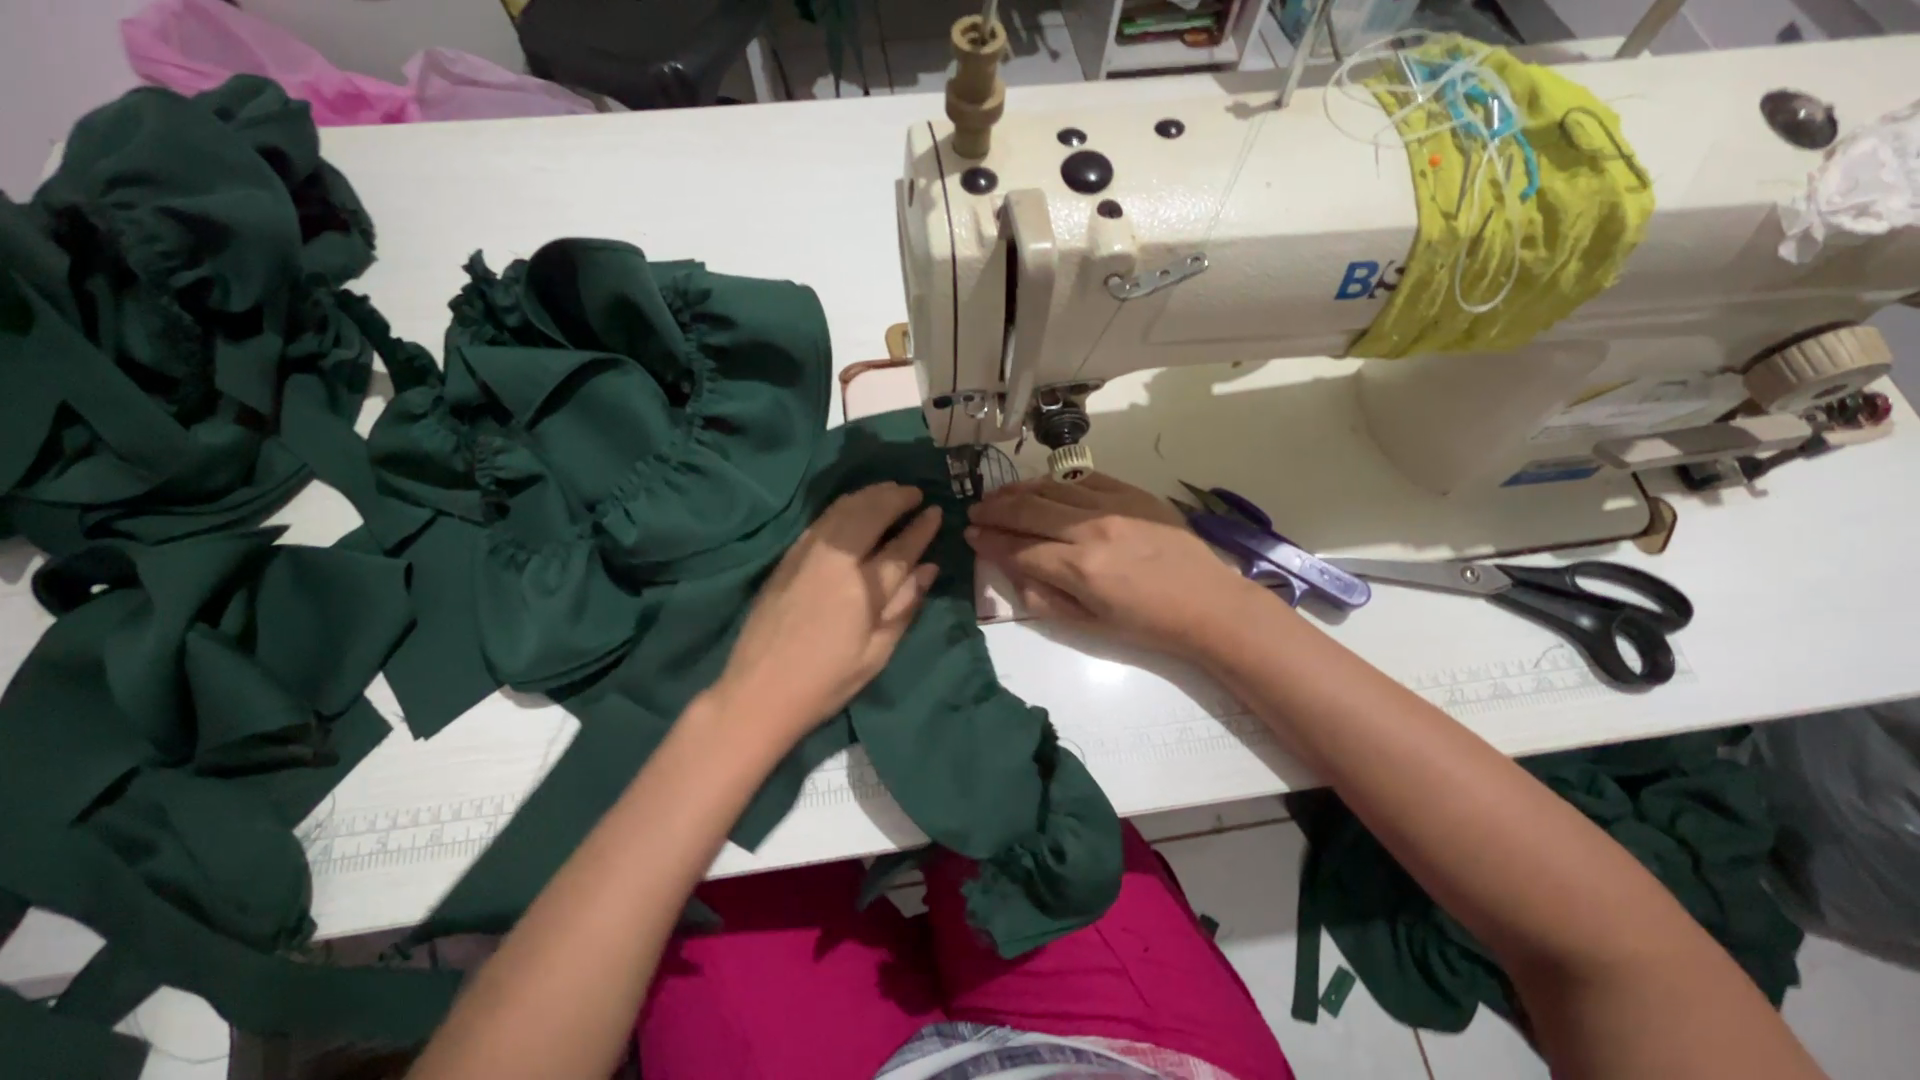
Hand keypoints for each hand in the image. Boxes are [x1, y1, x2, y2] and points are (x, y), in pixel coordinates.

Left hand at [712, 483, 941, 746]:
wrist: (758, 691)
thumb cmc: (826, 681)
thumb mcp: (876, 653)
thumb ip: (904, 606)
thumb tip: (928, 568)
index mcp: (863, 588)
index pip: (900, 547)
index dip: (921, 527)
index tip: (935, 511)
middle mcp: (835, 561)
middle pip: (870, 513)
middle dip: (895, 498)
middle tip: (914, 493)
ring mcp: (807, 555)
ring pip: (843, 509)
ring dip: (869, 496)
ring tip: (889, 492)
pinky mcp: (787, 558)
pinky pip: (822, 520)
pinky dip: (844, 507)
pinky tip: (853, 508)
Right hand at [965, 472, 1264, 656]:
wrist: (1208, 604)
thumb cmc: (1147, 625)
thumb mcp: (1089, 626)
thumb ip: (1043, 598)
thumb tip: (1012, 571)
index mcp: (1079, 570)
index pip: (1018, 549)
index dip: (988, 543)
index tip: (969, 536)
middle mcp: (1090, 531)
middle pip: (1027, 511)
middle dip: (993, 511)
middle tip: (974, 511)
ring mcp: (1113, 506)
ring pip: (1051, 488)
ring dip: (1018, 490)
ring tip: (998, 495)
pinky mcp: (1132, 493)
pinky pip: (1084, 478)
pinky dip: (1056, 481)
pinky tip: (1041, 485)